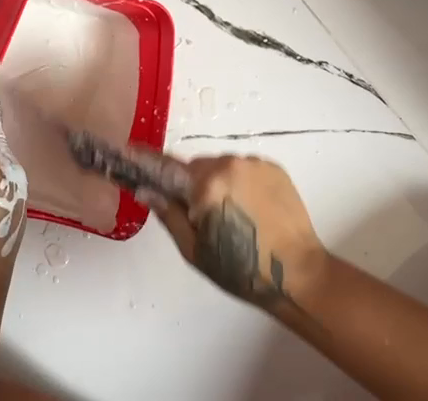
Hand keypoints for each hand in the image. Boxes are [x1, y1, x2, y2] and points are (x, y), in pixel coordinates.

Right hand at [151, 154, 328, 310]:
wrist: (299, 274)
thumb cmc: (241, 270)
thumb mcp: (195, 250)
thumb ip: (168, 214)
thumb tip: (144, 189)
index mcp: (207, 185)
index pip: (166, 165)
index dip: (146, 161)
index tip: (128, 152)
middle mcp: (229, 164)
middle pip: (196, 168)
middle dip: (192, 185)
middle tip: (201, 217)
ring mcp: (254, 163)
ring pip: (221, 167)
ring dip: (218, 183)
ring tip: (232, 216)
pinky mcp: (274, 167)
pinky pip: (244, 168)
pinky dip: (241, 183)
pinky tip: (251, 209)